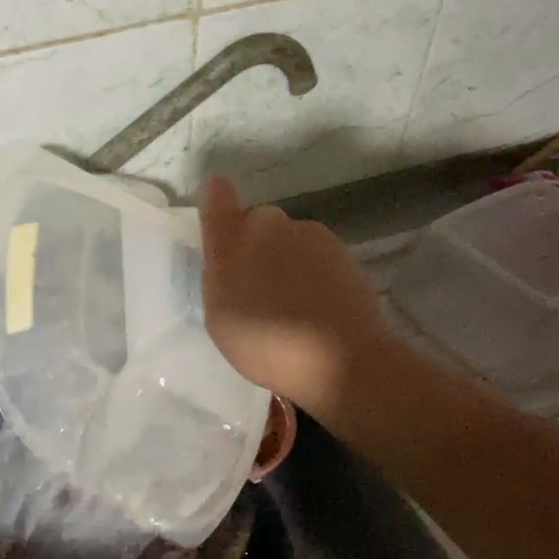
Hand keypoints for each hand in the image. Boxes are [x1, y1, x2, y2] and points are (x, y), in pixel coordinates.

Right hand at [198, 175, 389, 412]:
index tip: (215, 205)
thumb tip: (224, 236)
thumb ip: (217, 270)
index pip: (218, 200)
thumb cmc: (266, 341)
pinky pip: (315, 259)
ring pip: (288, 241)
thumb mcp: (220, 315)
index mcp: (235, 239)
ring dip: (283, 263)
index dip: (215, 200)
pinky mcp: (344, 254)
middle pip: (257, 224)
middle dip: (253, 246)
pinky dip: (309, 276)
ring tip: (285, 307)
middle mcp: (273, 225)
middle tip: (252, 290)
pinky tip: (311, 310)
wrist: (340, 358)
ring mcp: (313, 237)